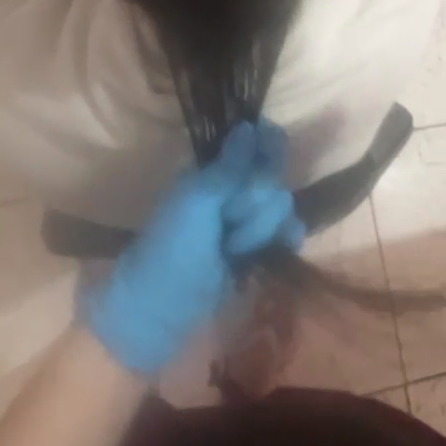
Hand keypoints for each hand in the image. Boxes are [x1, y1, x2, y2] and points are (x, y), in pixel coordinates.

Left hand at [81, 122, 305, 376]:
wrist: (158, 319)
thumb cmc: (170, 254)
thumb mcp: (194, 204)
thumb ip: (228, 167)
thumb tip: (252, 125)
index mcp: (210, 172)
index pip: (258, 143)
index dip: (265, 157)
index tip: (252, 180)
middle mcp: (230, 190)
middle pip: (273, 178)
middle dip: (255, 204)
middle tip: (228, 226)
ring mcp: (244, 221)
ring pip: (280, 206)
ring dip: (260, 229)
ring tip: (233, 251)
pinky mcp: (257, 251)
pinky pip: (286, 232)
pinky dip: (285, 238)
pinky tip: (282, 248)